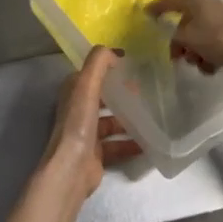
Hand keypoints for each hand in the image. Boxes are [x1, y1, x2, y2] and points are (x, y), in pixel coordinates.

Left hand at [39, 47, 141, 200]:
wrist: (72, 169)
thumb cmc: (79, 123)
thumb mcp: (86, 85)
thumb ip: (98, 63)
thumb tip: (114, 52)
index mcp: (73, 92)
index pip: (91, 74)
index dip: (108, 68)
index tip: (131, 67)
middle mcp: (77, 111)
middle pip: (102, 98)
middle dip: (121, 94)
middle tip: (144, 92)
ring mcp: (86, 134)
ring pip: (111, 122)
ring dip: (128, 119)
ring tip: (150, 115)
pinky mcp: (96, 155)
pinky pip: (117, 145)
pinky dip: (131, 143)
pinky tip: (148, 142)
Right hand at [145, 0, 222, 78]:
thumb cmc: (220, 39)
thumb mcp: (190, 37)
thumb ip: (176, 37)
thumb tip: (176, 40)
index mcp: (196, 0)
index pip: (169, 2)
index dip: (156, 8)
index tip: (145, 14)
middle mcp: (207, 6)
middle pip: (184, 24)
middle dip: (180, 43)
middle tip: (178, 58)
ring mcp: (220, 21)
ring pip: (197, 38)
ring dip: (195, 53)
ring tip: (201, 65)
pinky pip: (211, 46)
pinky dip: (208, 57)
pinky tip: (212, 68)